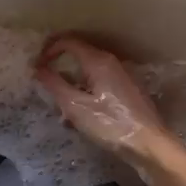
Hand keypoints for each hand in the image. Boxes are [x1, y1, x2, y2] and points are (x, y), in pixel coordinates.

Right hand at [34, 34, 175, 157]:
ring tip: (61, 110)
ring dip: (71, 85)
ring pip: (88, 72)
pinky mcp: (126, 90)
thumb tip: (38, 68)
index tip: (37, 66)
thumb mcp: (75, 106)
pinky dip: (84, 93)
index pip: (69, 42)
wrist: (148, 144)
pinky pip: (98, 84)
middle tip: (45, 85)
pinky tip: (79, 116)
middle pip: (79, 55)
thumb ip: (54, 84)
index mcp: (99, 62)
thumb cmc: (110, 124)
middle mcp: (112, 63)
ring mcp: (121, 76)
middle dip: (59, 67)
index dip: (49, 50)